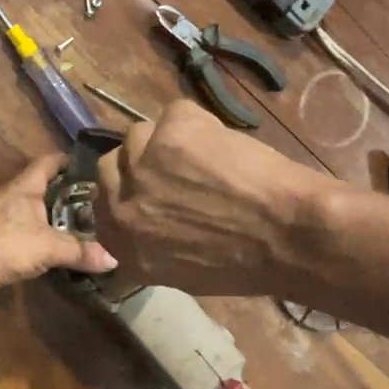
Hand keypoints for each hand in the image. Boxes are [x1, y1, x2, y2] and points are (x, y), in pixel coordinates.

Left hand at [0, 154, 117, 293]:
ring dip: (52, 217)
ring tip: (78, 227)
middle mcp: (11, 196)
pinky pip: (23, 230)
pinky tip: (52, 249)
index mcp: (25, 187)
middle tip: (94, 203)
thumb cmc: (2, 245)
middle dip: (66, 193)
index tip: (91, 166)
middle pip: (43, 187)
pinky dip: (40, 235)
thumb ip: (80, 252)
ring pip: (33, 211)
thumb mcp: (48, 248)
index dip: (69, 160)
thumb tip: (113, 260)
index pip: (49, 161)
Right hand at [93, 100, 333, 293]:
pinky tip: (226, 148)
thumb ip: (148, 245)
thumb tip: (147, 223)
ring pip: (140, 135)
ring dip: (166, 142)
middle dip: (137, 164)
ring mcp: (143, 165)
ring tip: (204, 157)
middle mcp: (121, 206)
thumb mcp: (180, 273)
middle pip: (109, 165)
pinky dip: (200, 126)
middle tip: (174, 168)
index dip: (124, 193)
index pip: (100, 207)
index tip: (145, 190)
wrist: (288, 235)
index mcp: (123, 247)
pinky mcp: (172, 131)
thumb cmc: (247, 265)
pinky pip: (176, 114)